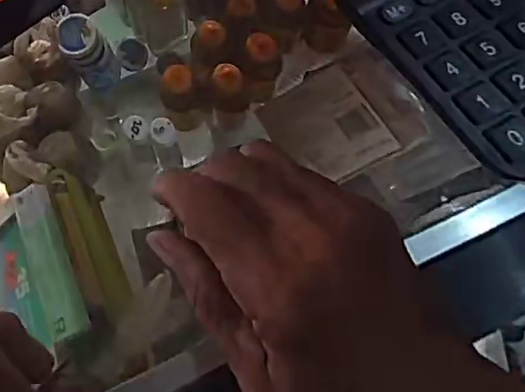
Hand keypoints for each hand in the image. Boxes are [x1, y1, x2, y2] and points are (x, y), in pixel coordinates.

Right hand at [149, 142, 523, 391]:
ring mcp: (342, 212)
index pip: (204, 201)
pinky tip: (276, 216)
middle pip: (231, 167)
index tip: (160, 197)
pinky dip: (273, 180)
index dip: (172, 188)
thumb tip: (161, 237)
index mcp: (276, 284)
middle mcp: (307, 231)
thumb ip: (206, 296)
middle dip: (201, 179)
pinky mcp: (365, 207)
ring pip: (263, 155)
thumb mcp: (258, 374)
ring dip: (235, 173)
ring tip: (233, 207)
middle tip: (194, 210)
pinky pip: (300, 170)